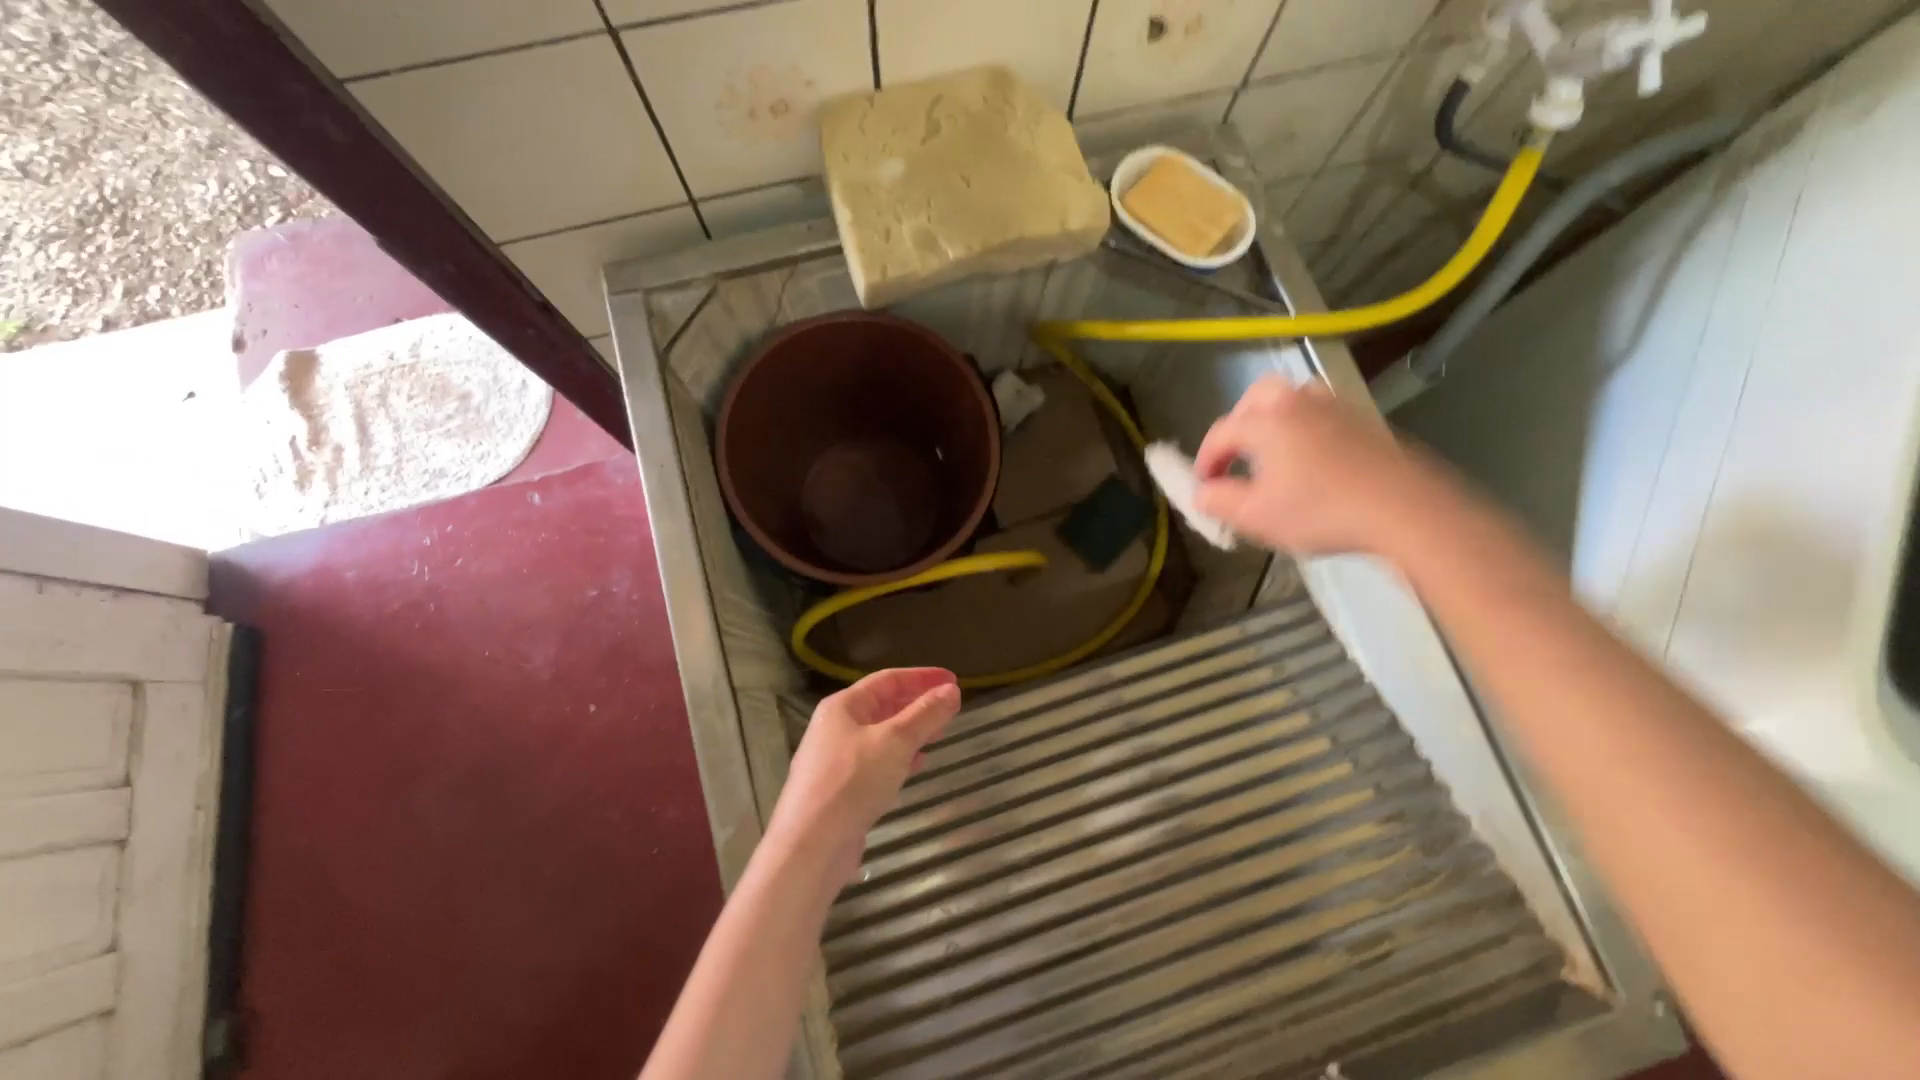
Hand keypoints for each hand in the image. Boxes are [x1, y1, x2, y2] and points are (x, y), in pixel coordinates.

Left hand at [766, 668, 960, 881]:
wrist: (811, 845)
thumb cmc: (852, 782)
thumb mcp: (896, 742)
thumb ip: (925, 715)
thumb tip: (952, 691)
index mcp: (843, 707)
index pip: (888, 680)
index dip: (922, 677)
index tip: (954, 679)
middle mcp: (835, 727)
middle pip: (882, 706)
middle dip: (917, 705)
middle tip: (950, 708)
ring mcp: (835, 760)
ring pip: (880, 736)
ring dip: (910, 732)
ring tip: (938, 736)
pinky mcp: (840, 789)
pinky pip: (875, 762)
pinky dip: (898, 758)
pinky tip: (915, 766)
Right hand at [1194, 375, 1428, 555]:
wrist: (1404, 508)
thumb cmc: (1321, 512)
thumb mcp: (1257, 517)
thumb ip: (1218, 502)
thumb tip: (1202, 492)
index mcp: (1265, 421)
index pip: (1220, 433)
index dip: (1205, 460)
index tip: (1204, 485)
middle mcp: (1297, 402)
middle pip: (1256, 398)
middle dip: (1238, 424)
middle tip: (1236, 456)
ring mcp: (1335, 407)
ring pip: (1292, 399)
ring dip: (1274, 420)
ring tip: (1272, 452)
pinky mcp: (1364, 421)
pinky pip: (1322, 414)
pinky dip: (1305, 428)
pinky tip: (1311, 460)